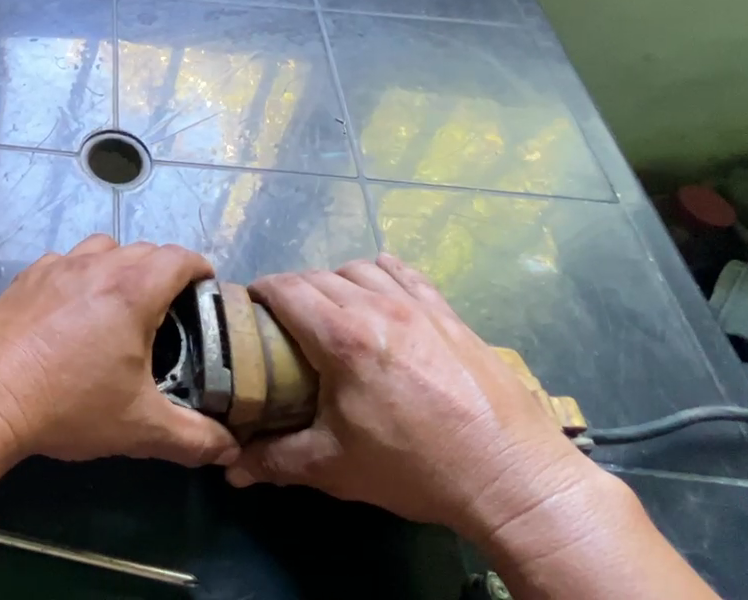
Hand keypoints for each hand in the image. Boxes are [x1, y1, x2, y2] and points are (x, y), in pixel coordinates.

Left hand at [0, 234, 238, 467]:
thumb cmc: (70, 405)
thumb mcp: (140, 428)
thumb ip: (193, 438)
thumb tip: (229, 448)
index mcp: (132, 290)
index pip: (179, 257)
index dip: (199, 269)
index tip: (206, 291)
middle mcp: (96, 266)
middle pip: (143, 250)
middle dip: (164, 271)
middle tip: (169, 310)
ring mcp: (57, 265)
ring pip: (102, 248)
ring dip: (120, 266)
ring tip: (120, 303)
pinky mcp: (27, 276)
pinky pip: (65, 261)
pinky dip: (79, 274)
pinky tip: (72, 309)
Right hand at [225, 255, 603, 540]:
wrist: (515, 480)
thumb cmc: (418, 469)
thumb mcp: (336, 468)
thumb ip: (277, 460)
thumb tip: (232, 468)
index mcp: (341, 338)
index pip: (285, 289)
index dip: (259, 292)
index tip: (248, 310)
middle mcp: (376, 308)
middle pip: (317, 276)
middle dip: (291, 290)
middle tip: (282, 321)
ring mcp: (418, 306)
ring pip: (359, 268)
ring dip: (335, 281)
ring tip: (331, 309)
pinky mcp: (449, 314)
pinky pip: (405, 272)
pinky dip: (381, 273)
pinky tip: (378, 291)